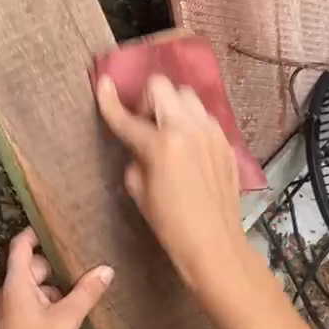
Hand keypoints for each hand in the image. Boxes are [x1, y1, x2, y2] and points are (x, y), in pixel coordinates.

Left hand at [0, 228, 111, 328]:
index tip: (52, 223)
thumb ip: (86, 293)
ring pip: (32, 290)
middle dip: (54, 265)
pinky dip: (48, 305)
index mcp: (14, 285)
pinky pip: (31, 307)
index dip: (34, 233)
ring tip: (82, 289)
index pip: (20, 247)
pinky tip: (69, 315)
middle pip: (30, 269)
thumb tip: (105, 269)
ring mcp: (7, 314)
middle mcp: (6, 295)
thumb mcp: (67, 320)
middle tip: (81, 260)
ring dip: (54, 289)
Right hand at [95, 74, 250, 293]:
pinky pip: (203, 116)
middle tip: (142, 123)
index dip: (109, 101)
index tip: (102, 84)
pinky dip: (189, 122)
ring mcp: (211, 132)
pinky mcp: (225, 141)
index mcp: (162, 143)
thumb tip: (139, 142)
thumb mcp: (137, 188)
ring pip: (186, 95)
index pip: (126, 116)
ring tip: (166, 132)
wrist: (215, 243)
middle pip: (162, 86)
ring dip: (170, 106)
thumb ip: (135, 154)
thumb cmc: (169, 222)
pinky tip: (186, 147)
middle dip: (147, 100)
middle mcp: (189, 129)